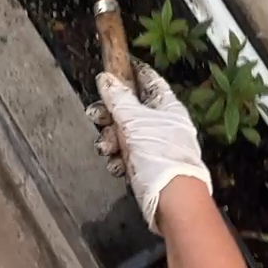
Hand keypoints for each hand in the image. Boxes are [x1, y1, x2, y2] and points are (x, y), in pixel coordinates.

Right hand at [86, 64, 211, 230]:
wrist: (172, 202)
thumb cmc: (159, 155)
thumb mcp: (134, 121)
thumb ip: (117, 98)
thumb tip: (105, 77)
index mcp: (167, 107)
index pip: (149, 80)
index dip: (132, 71)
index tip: (114, 65)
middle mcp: (163, 123)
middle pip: (130, 108)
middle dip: (110, 113)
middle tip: (95, 116)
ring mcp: (155, 145)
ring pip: (124, 133)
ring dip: (110, 139)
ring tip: (107, 148)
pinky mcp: (147, 165)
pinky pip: (126, 154)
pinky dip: (118, 158)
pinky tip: (116, 164)